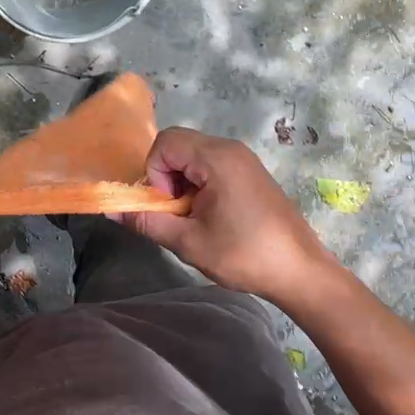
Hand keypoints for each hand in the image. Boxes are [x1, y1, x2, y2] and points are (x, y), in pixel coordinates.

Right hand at [120, 127, 336, 303]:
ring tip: (196, 218)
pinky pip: (212, 163)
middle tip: (179, 213)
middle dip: (167, 176)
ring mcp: (244, 158)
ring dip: (183, 181)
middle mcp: (230, 148)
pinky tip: (213, 216)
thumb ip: (148, 223)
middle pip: (179, 144)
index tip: (169, 207)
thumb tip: (112, 212)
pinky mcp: (251, 171)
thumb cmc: (245, 254)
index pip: (165, 142)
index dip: (155, 173)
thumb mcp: (190, 243)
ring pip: (194, 154)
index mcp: (217, 158)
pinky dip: (201, 183)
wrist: (301, 271)